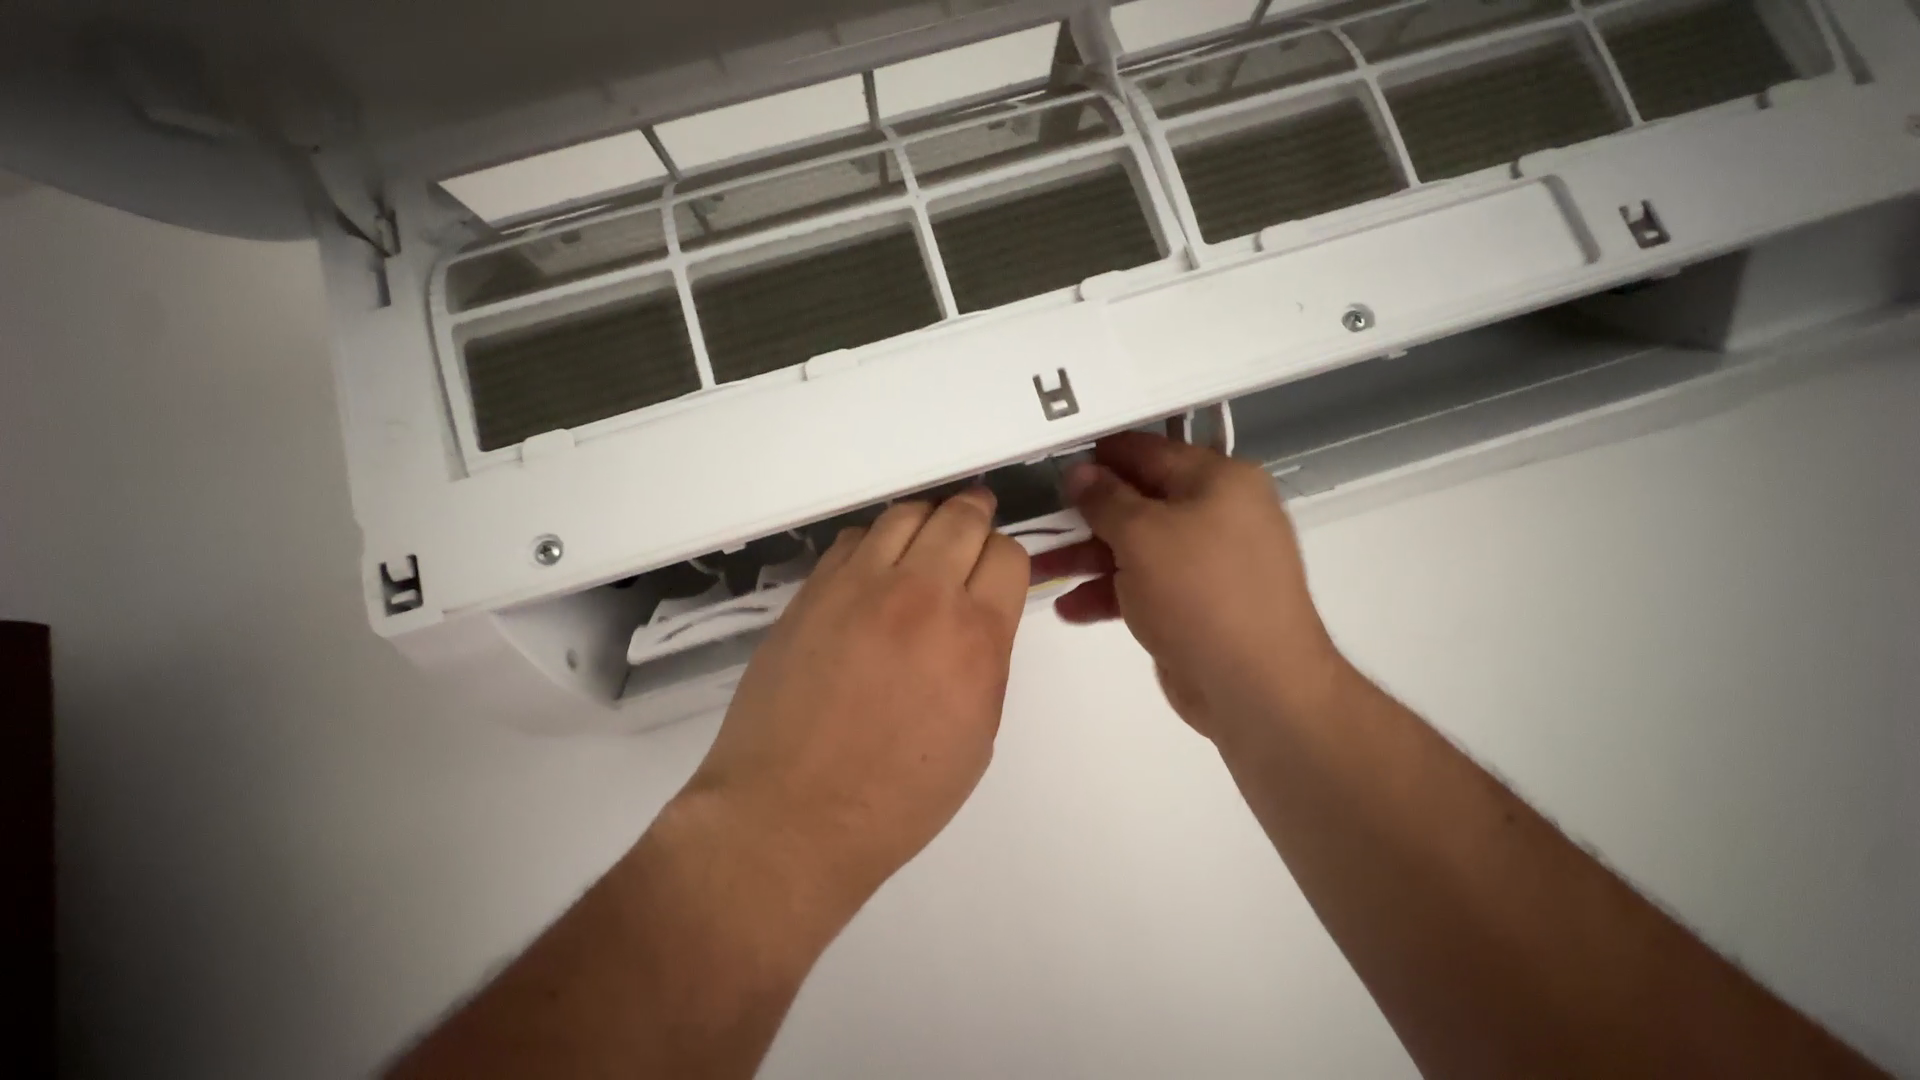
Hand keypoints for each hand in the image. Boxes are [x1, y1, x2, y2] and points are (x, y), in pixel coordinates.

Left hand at [678, 489, 1031, 907]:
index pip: (1007, 556)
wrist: (791, 815)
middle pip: (960, 518)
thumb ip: (984, 662)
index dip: (1007, 558)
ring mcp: (858, 587)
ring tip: (927, 535)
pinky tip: (874, 567)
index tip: (997, 570)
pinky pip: (852, 540)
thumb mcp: (975, 736)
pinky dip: (874, 542)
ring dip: (926, 519)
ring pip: (904, 515)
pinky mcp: (811, 593)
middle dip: (975, 515)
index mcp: (974, 637)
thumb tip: (976, 620)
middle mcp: (920, 595)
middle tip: (975, 516)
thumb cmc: (896, 799)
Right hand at [1032, 433, 1344, 742]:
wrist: (1255, 685)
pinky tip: (1070, 608)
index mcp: (1219, 481)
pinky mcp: (1197, 605)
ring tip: (1038, 572)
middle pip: (1139, 503)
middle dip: (1085, 517)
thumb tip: (1080, 473)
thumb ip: (1104, 499)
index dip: (1100, 456)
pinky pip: (1146, 586)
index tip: (1054, 464)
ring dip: (1087, 559)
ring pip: (1137, 548)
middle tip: (1038, 524)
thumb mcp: (1143, 536)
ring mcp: (1209, 562)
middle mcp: (1218, 514)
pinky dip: (1110, 593)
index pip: (1149, 451)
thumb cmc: (1200, 593)